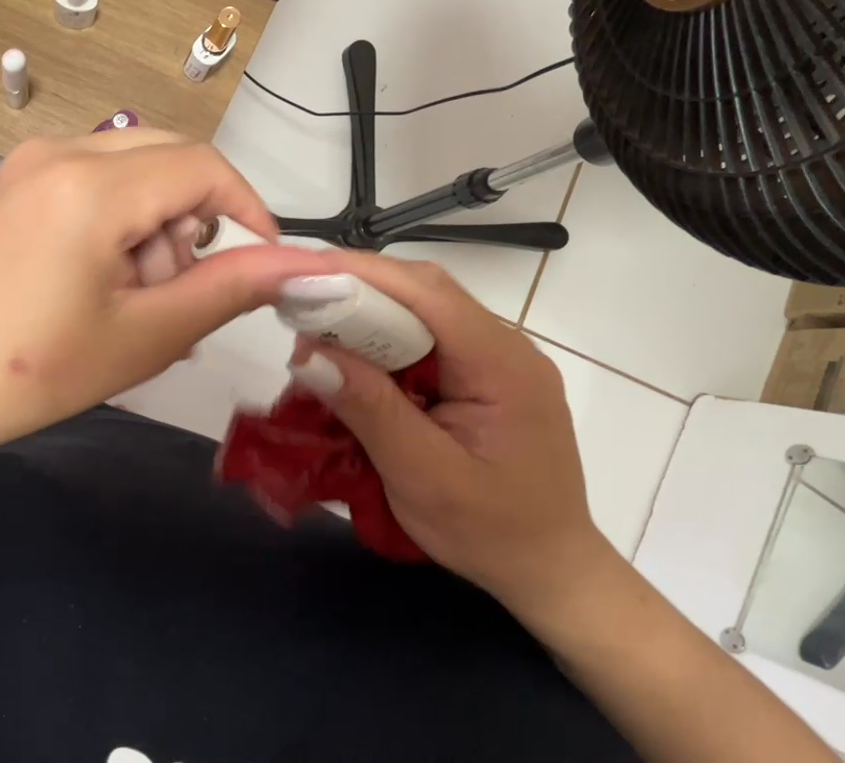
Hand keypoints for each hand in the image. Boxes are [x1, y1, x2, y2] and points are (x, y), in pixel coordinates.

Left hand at [0, 130, 342, 489]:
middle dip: (192, 220)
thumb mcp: (143, 335)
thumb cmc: (29, 373)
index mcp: (90, 185)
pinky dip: (116, 222)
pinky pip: (91, 180)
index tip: (262, 264)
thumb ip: (229, 288)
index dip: (249, 209)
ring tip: (128, 304)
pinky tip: (97, 284)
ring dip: (153, 225)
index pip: (203, 166)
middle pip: (167, 158)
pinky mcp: (11, 184)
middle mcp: (58, 152)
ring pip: (131, 168)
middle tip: (175, 296)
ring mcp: (27, 164)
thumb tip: (304, 263)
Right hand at [289, 255, 612, 613]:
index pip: (427, 294)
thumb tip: (307, 353)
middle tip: (295, 299)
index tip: (300, 276)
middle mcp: (506, 348)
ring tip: (311, 323)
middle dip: (357, 287)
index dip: (362, 275)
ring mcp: (496, 360)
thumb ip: (370, 408)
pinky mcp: (480, 376)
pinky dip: (380, 336)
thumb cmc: (490, 531)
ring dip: (365, 310)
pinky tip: (349, 354)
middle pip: (425, 291)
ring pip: (422, 309)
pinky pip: (425, 336)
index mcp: (502, 366)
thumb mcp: (422, 476)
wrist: (548, 570)